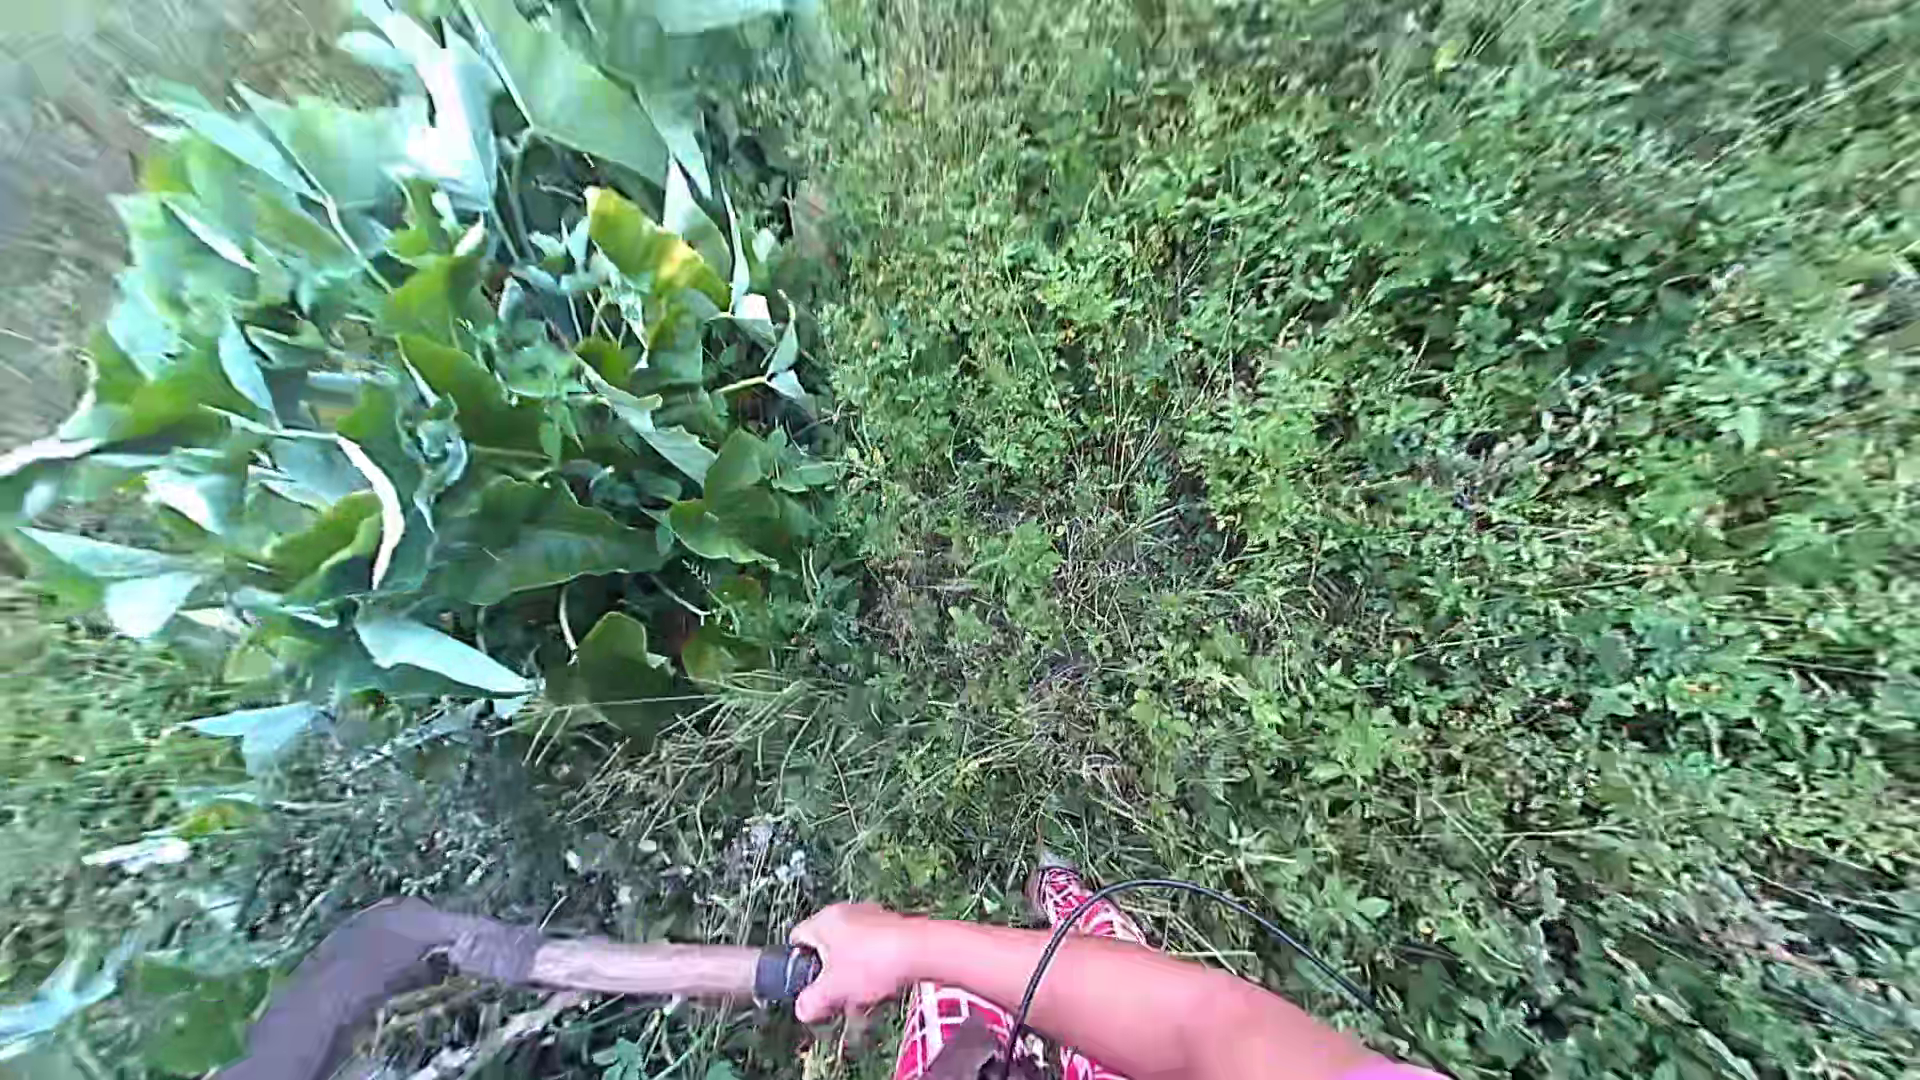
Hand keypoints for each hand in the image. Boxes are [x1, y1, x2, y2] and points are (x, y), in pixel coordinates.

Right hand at [789, 903, 921, 1022]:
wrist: (915, 950)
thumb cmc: (868, 964)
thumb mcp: (830, 991)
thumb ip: (809, 1002)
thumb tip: (803, 1007)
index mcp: (824, 920)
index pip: (798, 937)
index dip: (797, 964)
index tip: (804, 986)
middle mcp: (845, 912)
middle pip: (826, 948)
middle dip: (829, 979)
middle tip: (834, 1001)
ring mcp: (868, 916)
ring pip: (849, 952)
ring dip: (850, 979)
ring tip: (860, 1004)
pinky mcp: (888, 925)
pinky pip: (870, 949)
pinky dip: (870, 970)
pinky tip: (878, 991)